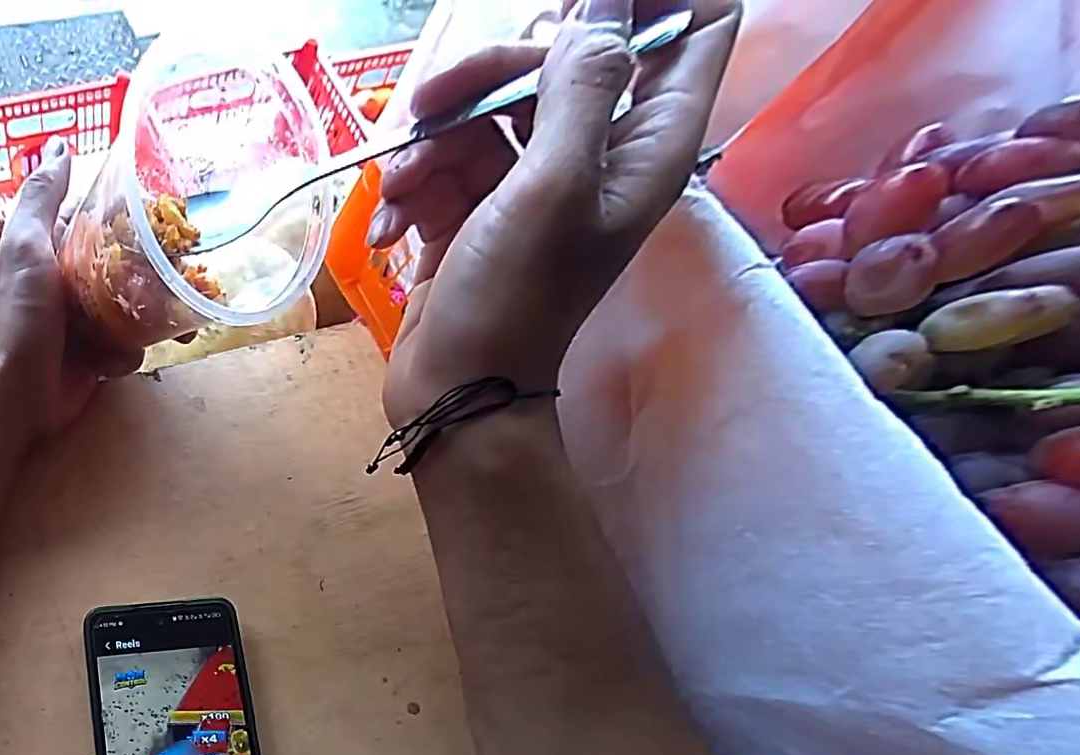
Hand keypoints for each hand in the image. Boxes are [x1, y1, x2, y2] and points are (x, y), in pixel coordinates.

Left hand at [0, 137, 142, 447]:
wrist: (19, 395)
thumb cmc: (21, 319)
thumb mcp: (26, 248)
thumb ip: (42, 199)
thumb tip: (59, 144)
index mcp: (57, 253)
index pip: (102, 225)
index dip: (132, 220)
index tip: (167, 219)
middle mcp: (74, 285)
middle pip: (126, 268)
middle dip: (153, 275)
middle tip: (181, 277)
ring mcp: (87, 324)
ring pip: (135, 310)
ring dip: (148, 320)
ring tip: (171, 324)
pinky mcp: (99, 359)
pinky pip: (129, 348)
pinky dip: (125, 355)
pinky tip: (112, 363)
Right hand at [375, 0, 740, 428]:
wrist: (454, 391)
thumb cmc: (511, 301)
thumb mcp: (550, 188)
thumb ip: (581, 87)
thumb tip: (599, 6)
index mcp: (641, 146)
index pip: (692, 29)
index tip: (572, 4)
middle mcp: (588, 159)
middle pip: (554, 66)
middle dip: (485, 80)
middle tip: (430, 106)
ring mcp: (522, 192)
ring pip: (481, 122)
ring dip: (428, 151)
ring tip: (397, 193)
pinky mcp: (468, 221)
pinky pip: (441, 175)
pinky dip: (408, 195)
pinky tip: (387, 230)